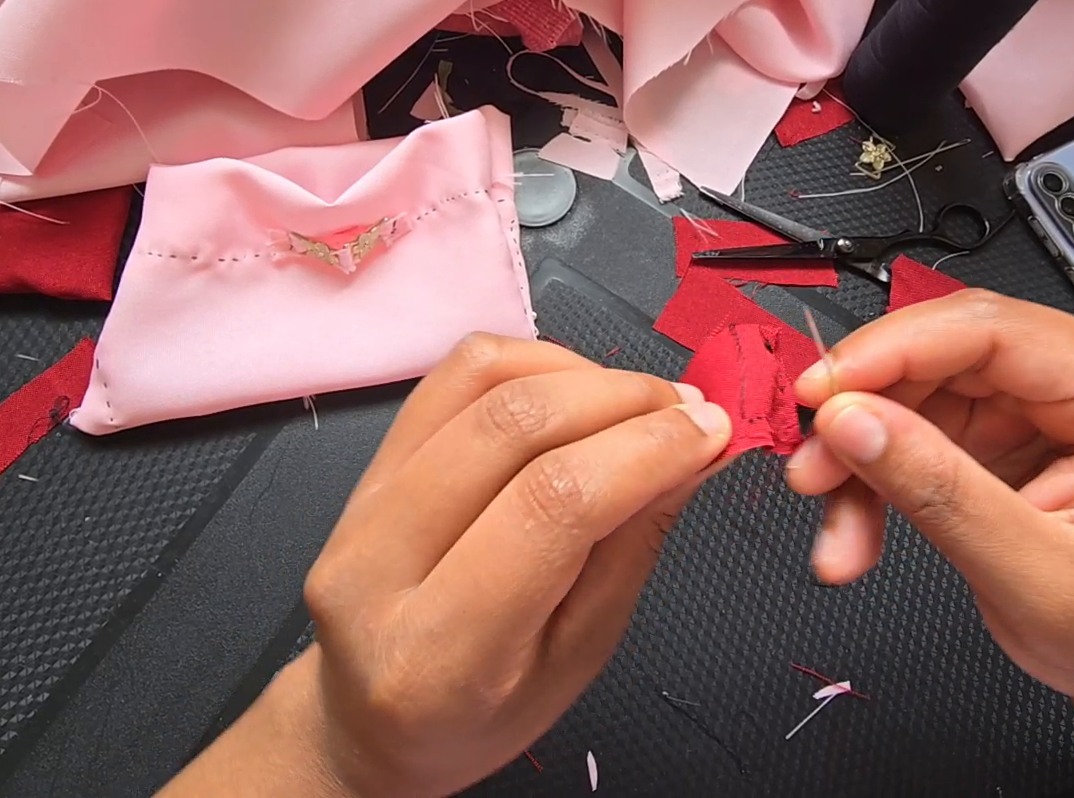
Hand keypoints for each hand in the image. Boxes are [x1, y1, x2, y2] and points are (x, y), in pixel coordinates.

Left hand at [198, 334, 730, 797]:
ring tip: (637, 400)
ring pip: (481, 382)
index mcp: (439, 651)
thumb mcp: (580, 655)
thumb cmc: (486, 709)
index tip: (711, 429)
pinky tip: (577, 386)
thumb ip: (634, 543)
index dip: (642, 450)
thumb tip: (696, 446)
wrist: (365, 712)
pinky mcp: (369, 457)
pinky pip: (455, 373)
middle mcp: (381, 559)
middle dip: (620, 399)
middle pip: (513, 428)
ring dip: (580, 372)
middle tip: (686, 408)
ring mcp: (362, 497)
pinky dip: (533, 359)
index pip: (551, 506)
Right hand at [786, 291, 1073, 717]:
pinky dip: (869, 473)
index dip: (893, 349)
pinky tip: (853, 524)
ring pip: (910, 389)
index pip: (992, 330)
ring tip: (831, 517)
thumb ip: (940, 493)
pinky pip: (906, 424)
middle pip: (939, 353)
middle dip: (864, 407)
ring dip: (857, 450)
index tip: (820, 392)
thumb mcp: (1037, 581)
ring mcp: (1031, 400)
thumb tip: (847, 421)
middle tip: (811, 462)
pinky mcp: (992, 426)